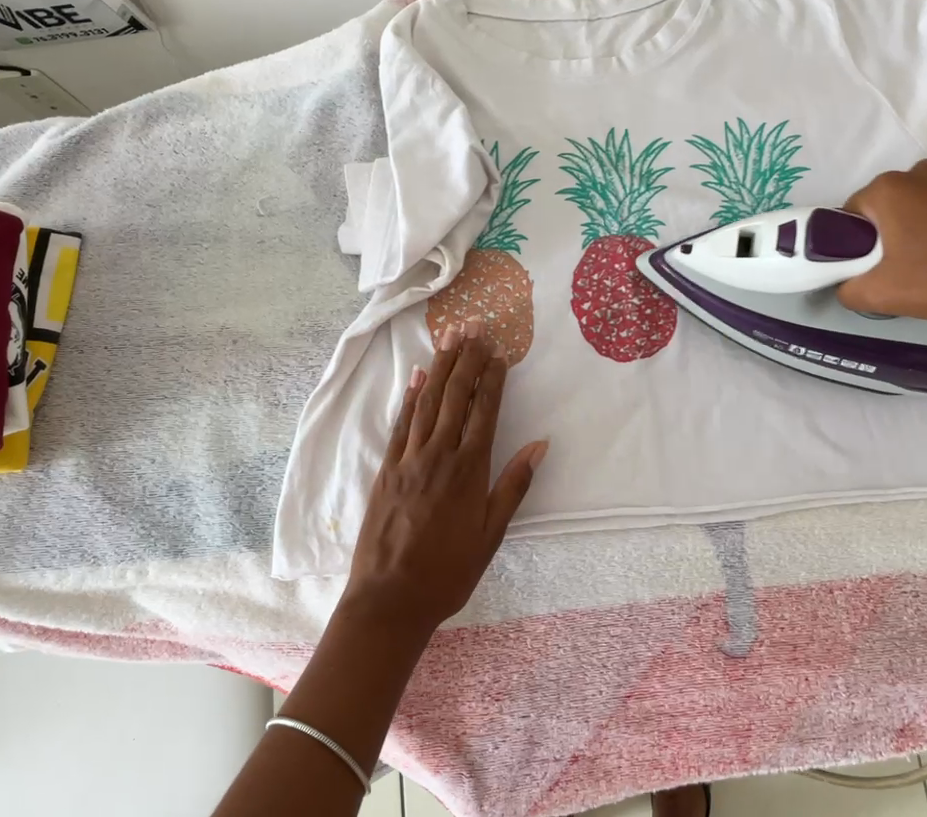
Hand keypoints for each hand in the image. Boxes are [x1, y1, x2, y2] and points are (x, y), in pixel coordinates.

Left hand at [341, 321, 548, 634]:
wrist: (389, 599)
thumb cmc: (448, 572)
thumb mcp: (491, 535)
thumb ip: (513, 486)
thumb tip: (540, 445)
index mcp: (469, 471)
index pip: (484, 411)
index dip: (492, 378)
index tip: (498, 351)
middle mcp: (439, 456)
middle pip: (455, 397)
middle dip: (467, 360)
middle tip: (475, 328)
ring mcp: (408, 459)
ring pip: (427, 403)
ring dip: (441, 367)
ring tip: (450, 338)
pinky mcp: (386, 469)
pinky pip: (401, 424)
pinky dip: (410, 397)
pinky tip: (418, 377)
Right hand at [836, 160, 926, 340]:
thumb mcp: (885, 296)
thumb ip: (849, 289)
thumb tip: (844, 284)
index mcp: (890, 190)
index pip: (853, 214)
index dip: (857, 243)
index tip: (875, 268)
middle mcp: (925, 171)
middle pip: (894, 205)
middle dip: (896, 232)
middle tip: (912, 270)